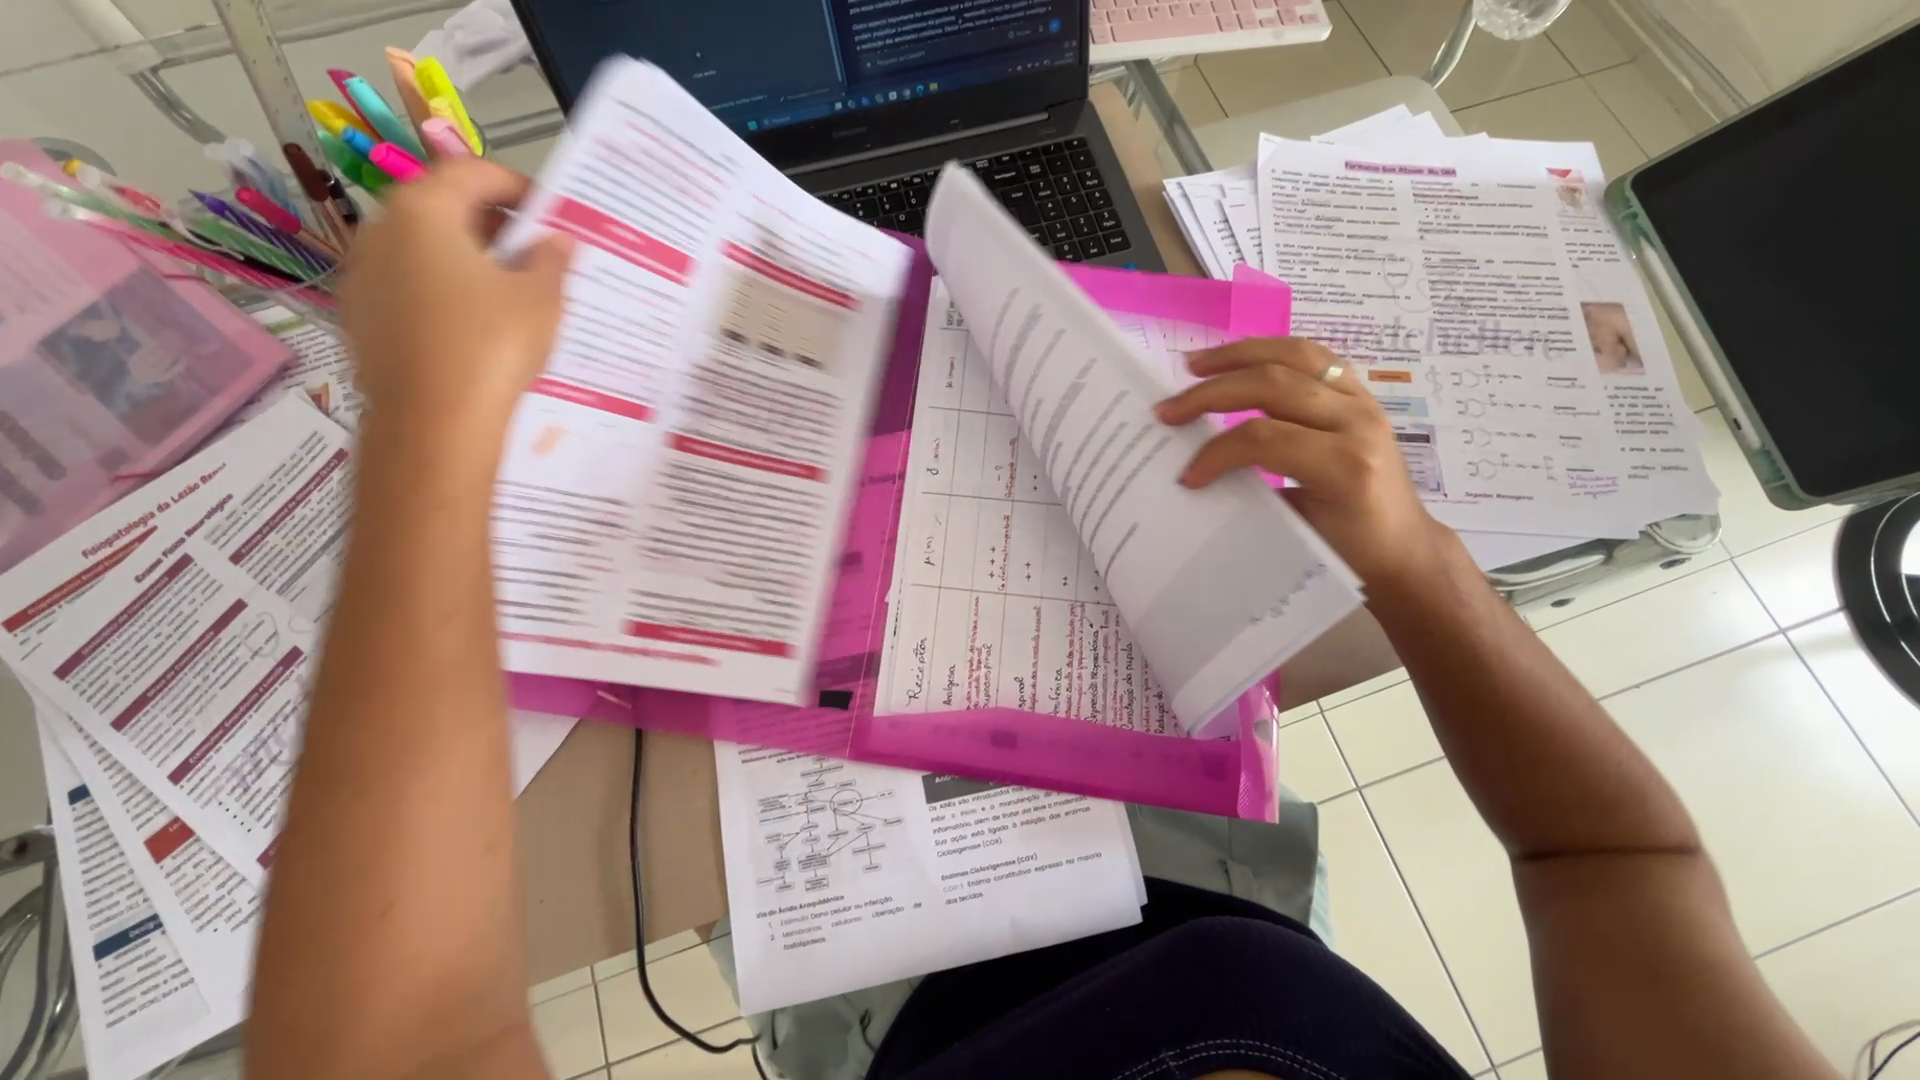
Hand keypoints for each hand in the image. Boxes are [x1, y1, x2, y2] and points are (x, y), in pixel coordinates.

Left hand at [339, 160, 573, 442]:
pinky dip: (443, 293)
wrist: (433, 424)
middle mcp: (380, 231)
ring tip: (509, 293)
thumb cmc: (492, 345)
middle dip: (491, 224)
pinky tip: (475, 327)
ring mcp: (363, 276)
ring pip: (423, 250)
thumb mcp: (542, 298)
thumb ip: (551, 259)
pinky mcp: (360, 318)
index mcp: (423, 211)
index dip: (518, 186)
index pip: (472, 172)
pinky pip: (409, 288)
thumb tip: (554, 240)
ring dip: (466, 259)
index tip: (551, 213)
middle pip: (442, 207)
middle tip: (535, 253)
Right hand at [1155, 337, 1446, 587]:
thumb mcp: (1297, 532)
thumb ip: (1252, 497)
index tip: (1187, 477)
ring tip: (1194, 366)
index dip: (1215, 453)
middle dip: (1211, 394)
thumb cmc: (1348, 551)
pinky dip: (1269, 352)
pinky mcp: (1361, 394)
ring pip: (1294, 355)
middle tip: (1168, 412)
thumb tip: (1196, 476)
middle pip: (1273, 384)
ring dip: (1237, 356)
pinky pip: (1311, 357)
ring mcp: (1363, 401)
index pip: (1263, 438)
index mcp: (1345, 465)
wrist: (1403, 547)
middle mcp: (1357, 422)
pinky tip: (1239, 361)